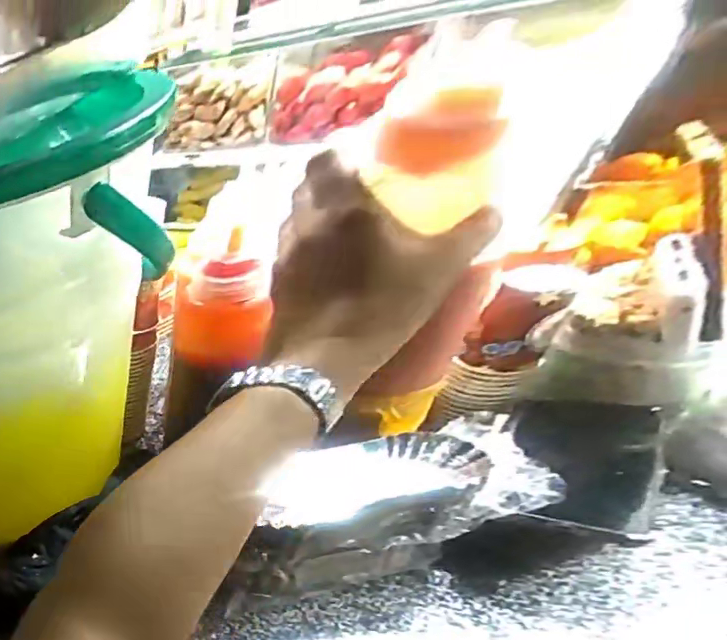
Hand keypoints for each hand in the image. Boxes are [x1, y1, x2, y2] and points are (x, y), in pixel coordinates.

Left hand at [264, 151, 500, 394]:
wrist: (317, 361)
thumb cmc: (380, 307)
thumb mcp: (442, 265)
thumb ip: (473, 229)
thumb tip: (496, 208)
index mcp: (342, 207)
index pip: (324, 158)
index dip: (340, 147)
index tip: (363, 147)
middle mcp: (303, 225)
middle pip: (303, 185)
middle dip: (327, 177)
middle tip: (359, 180)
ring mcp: (282, 254)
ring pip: (291, 215)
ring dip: (313, 208)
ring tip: (344, 214)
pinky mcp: (274, 280)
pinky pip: (286, 245)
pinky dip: (304, 238)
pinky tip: (326, 250)